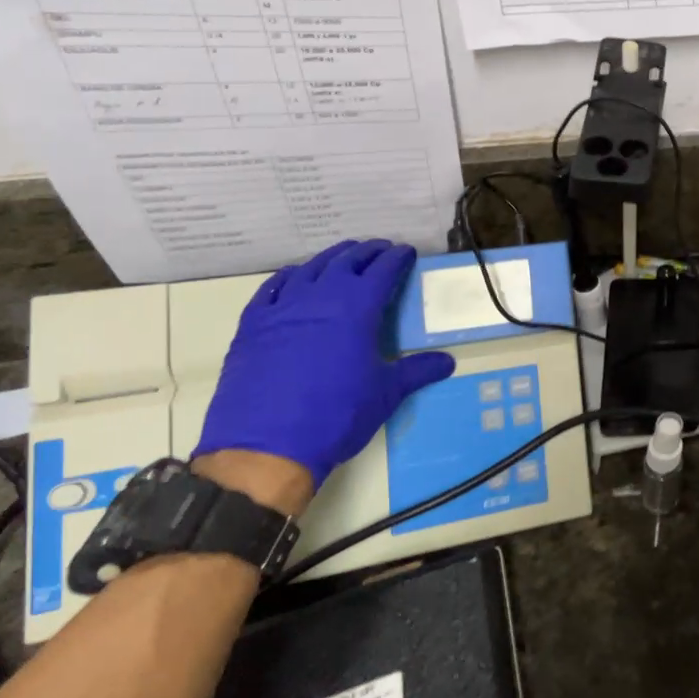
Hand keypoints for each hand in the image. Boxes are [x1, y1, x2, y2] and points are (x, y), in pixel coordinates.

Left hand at [192, 240, 454, 490]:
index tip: (407, 253)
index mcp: (356, 310)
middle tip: (380, 250)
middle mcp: (318, 299)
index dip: (397, 259)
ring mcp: (281, 311)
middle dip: (366, 252)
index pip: (381, 271)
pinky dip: (288, 277)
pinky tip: (294, 278)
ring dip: (330, 259)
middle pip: (345, 262)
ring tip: (343, 257)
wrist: (266, 448)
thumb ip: (417, 371)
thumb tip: (446, 362)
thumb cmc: (337, 415)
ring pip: (308, 270)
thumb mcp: (386, 393)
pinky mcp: (252, 328)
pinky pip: (270, 290)